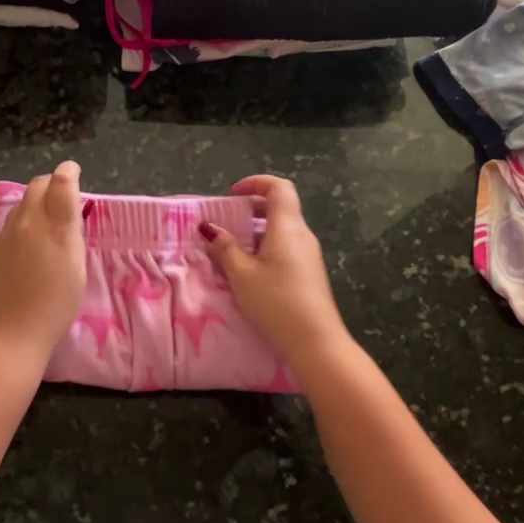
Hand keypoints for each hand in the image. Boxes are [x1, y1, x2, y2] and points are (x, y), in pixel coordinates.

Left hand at [0, 161, 86, 359]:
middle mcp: (27, 222)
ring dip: (36, 204)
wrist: (11, 332)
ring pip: (22, 205)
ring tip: (48, 223)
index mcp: (53, 225)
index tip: (73, 173)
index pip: (60, 182)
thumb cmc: (55, 304)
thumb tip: (68, 205)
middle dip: (50, 185)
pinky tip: (30, 245)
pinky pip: (11, 224)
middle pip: (36, 187)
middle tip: (64, 199)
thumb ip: (72, 231)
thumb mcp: (76, 267)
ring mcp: (6, 235)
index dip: (68, 173)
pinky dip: (24, 223)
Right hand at [200, 174, 348, 357]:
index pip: (279, 188)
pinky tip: (249, 268)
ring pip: (281, 228)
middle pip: (280, 207)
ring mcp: (308, 254)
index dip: (256, 183)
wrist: (315, 340)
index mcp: (287, 227)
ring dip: (256, 229)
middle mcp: (302, 235)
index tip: (232, 193)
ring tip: (231, 246)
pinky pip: (285, 246)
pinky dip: (265, 245)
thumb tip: (208, 228)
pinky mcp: (308, 272)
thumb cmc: (275, 301)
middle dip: (251, 207)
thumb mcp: (242, 274)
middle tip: (226, 219)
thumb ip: (225, 247)